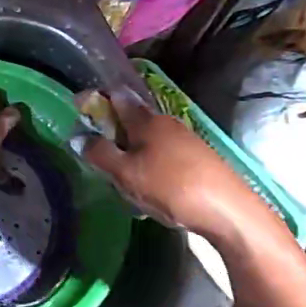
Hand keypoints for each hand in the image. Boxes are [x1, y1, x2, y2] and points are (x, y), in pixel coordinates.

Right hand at [74, 87, 277, 242]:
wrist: (227, 210)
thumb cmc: (170, 186)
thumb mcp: (126, 173)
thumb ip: (100, 154)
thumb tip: (78, 136)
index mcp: (146, 119)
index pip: (116, 96)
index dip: (96, 98)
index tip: (78, 108)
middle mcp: (166, 123)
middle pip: (133, 119)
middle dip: (113, 132)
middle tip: (96, 153)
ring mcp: (186, 141)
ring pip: (149, 141)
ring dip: (132, 153)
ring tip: (121, 179)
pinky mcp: (198, 160)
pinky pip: (164, 157)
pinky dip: (150, 166)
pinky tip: (149, 191)